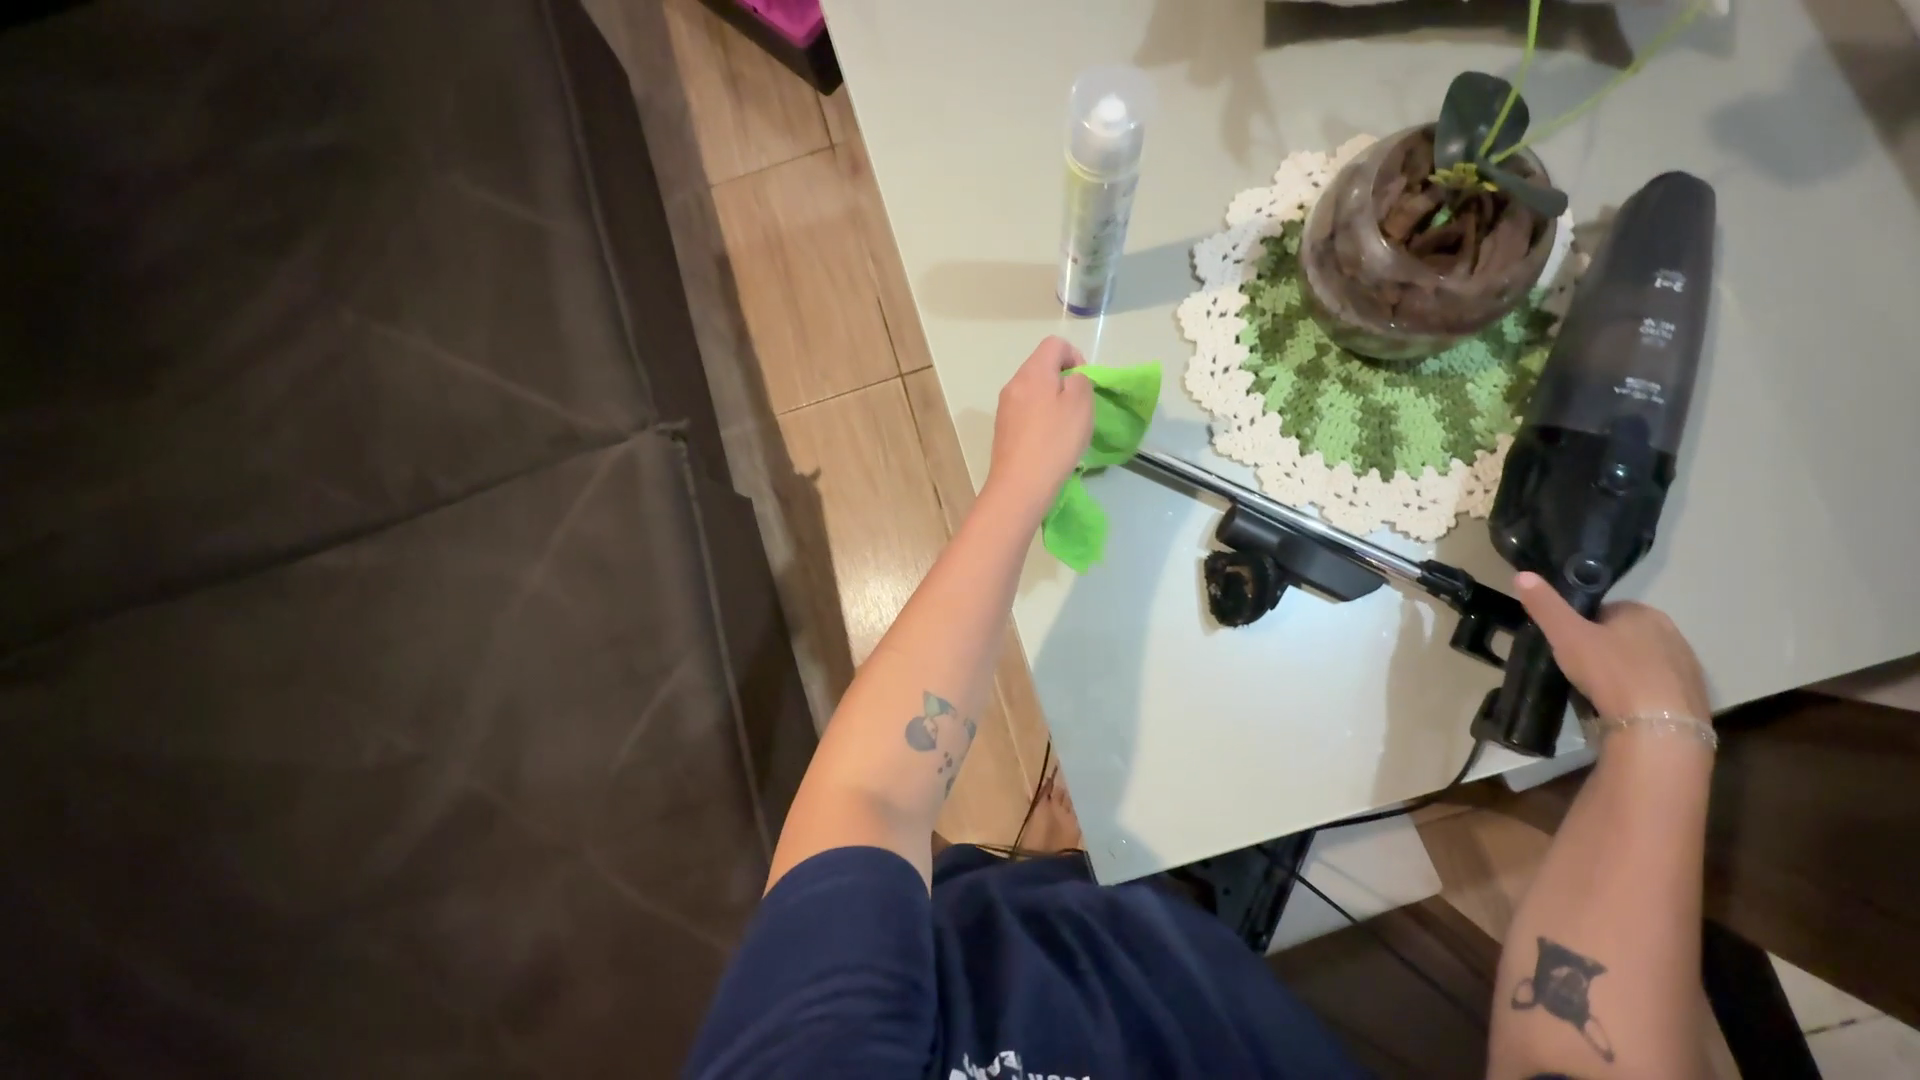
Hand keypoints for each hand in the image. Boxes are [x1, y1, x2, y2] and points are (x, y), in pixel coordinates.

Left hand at [984, 336, 1094, 519]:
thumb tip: (1071, 379)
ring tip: (1065, 428)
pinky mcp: (1003, 430)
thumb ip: (1080, 380)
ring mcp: (1005, 408)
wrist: (1020, 485)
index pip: (1055, 344)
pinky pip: (1026, 413)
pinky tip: (1049, 442)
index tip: (1084, 384)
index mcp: (1032, 372)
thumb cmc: (1055, 441)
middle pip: (1042, 367)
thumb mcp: (1081, 403)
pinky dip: (1041, 420)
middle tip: (1078, 408)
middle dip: (1064, 381)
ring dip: (1053, 402)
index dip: (1075, 356)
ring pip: (1034, 392)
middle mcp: (1013, 384)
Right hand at [1515, 572, 1711, 721]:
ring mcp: (1687, 664)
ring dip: (1623, 670)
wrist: (1657, 725)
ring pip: (1642, 660)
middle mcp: (1671, 631)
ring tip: (1600, 691)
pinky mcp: (1694, 694)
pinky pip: (1658, 685)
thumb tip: (1522, 574)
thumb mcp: (1565, 635)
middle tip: (1579, 668)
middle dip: (1603, 647)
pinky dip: (1641, 692)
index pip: (1604, 610)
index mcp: (1642, 612)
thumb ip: (1545, 606)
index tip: (1567, 645)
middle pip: (1624, 634)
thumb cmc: (1609, 672)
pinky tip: (1624, 706)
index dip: (1581, 625)